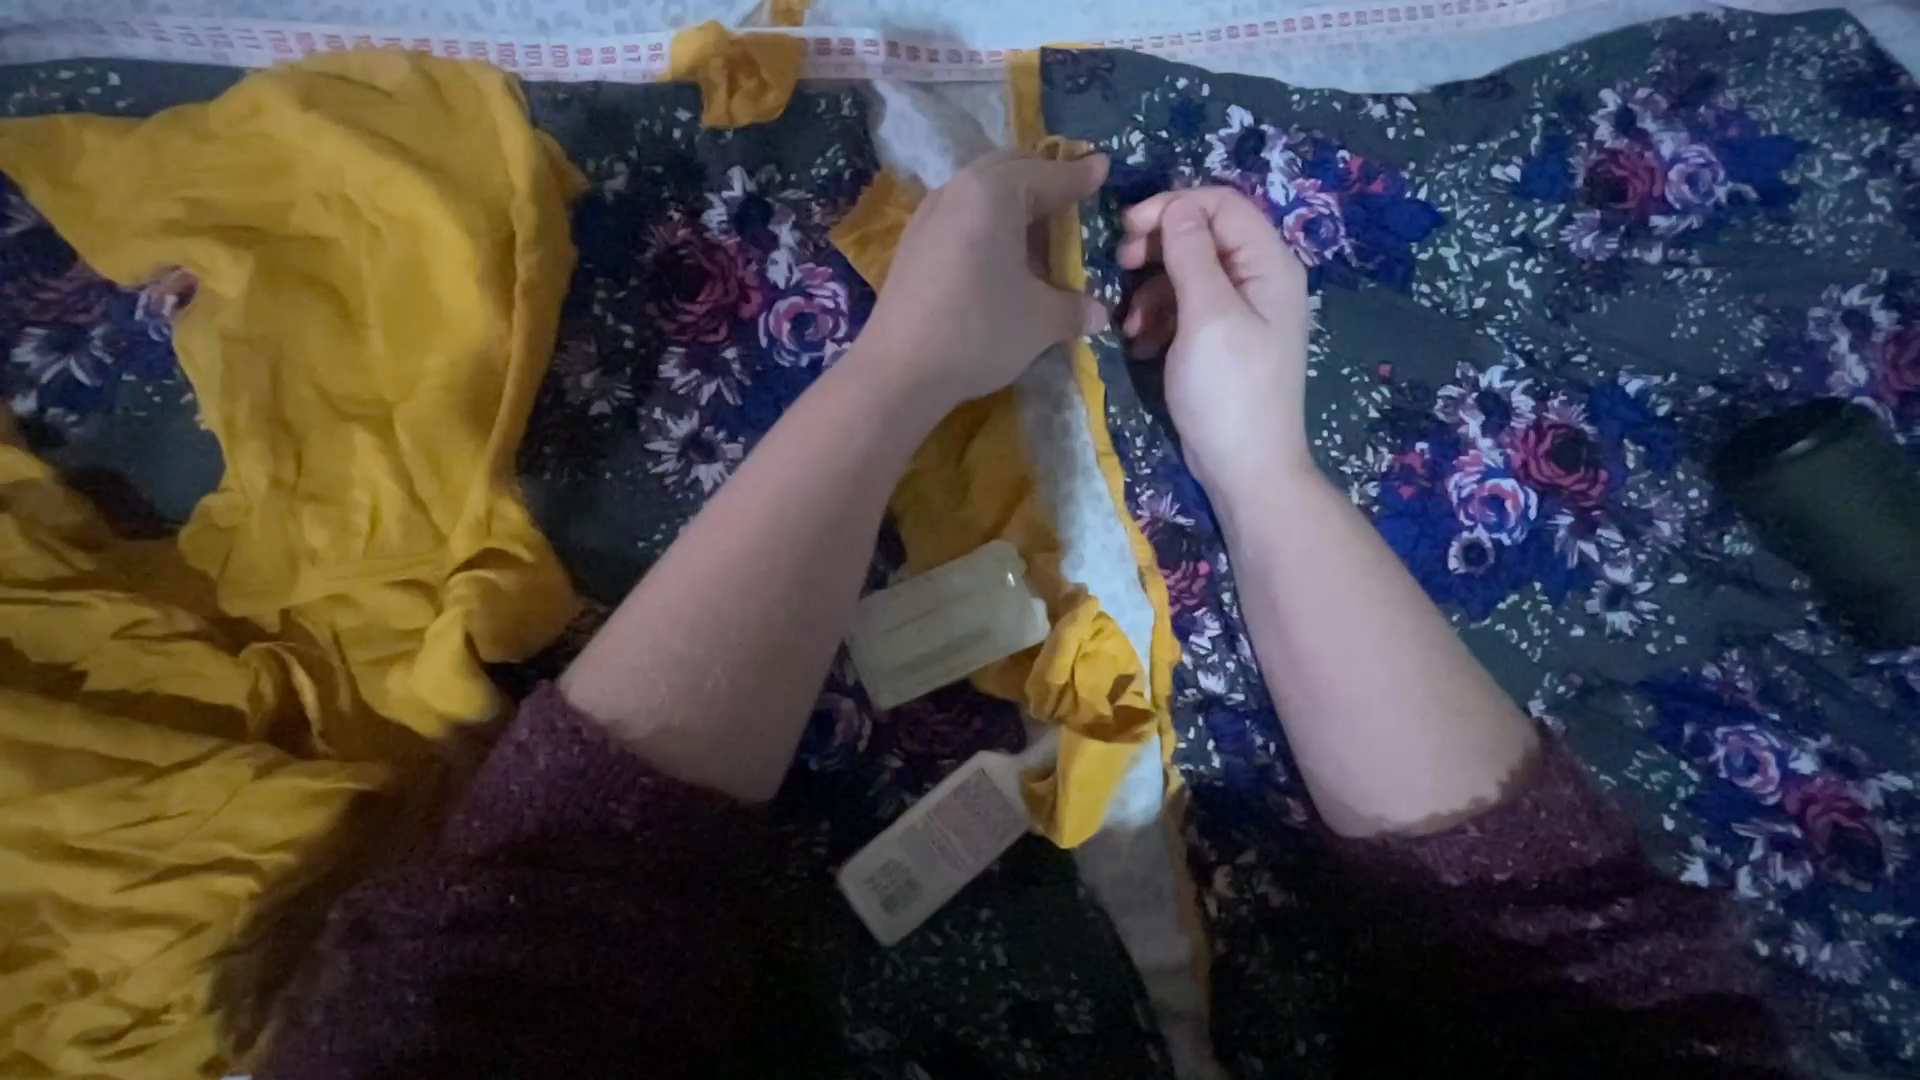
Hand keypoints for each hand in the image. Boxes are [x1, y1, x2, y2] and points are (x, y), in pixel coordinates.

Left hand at [853, 150, 1110, 409]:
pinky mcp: (911, 248)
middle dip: (1042, 180)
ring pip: (979, 195)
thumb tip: (1098, 313)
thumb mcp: (1041, 321)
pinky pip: (959, 220)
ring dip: (1011, 206)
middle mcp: (957, 191)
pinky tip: (997, 259)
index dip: (1080, 176)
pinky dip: (985, 228)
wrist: (901, 371)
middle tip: (1069, 198)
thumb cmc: (979, 330)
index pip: (1049, 175)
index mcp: (994, 192)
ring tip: (1036, 233)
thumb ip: (1073, 309)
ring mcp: (927, 217)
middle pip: (1008, 171)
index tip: (1103, 169)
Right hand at [1118, 187, 1311, 497]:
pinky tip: (1141, 345)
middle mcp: (1260, 280)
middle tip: (1120, 268)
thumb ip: (1191, 254)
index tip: (1126, 230)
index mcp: (1269, 264)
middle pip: (1204, 237)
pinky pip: (1187, 310)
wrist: (1245, 468)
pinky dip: (1160, 319)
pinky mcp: (1221, 342)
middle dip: (1158, 248)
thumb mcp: (1207, 316)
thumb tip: (1176, 208)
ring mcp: (1242, 313)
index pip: (1222, 205)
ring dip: (1152, 291)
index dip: (1173, 207)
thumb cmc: (1228, 391)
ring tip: (1130, 326)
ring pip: (1189, 275)